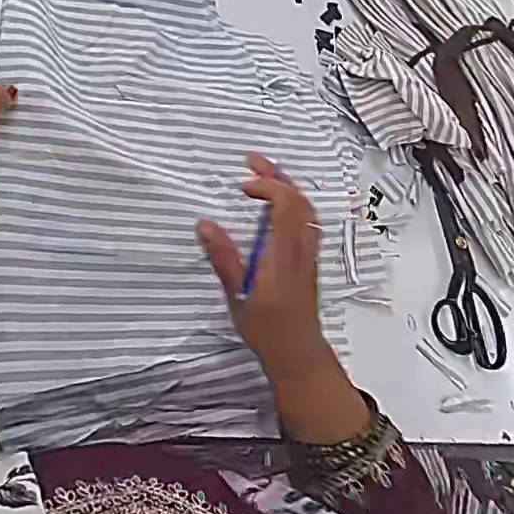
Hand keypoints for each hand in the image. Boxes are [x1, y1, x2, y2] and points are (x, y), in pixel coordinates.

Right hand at [197, 153, 369, 442]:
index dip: (268, 185)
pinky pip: (306, 220)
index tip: (243, 185)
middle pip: (299, 200)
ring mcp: (308, 253)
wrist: (298, 351)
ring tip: (264, 176)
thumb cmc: (267, 328)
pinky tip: (276, 207)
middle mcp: (301, 248)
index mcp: (283, 254)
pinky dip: (292, 203)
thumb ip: (224, 258)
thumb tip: (205, 225)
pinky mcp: (309, 260)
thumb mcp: (238, 295)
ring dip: (287, 187)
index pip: (286, 204)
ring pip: (306, 209)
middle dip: (277, 175)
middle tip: (252, 162)